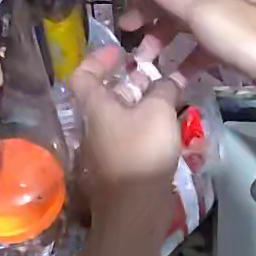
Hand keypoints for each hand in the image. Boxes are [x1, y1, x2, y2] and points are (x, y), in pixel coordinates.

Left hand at [68, 46, 182, 202]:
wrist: (136, 205)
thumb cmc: (142, 150)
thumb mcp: (158, 111)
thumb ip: (165, 90)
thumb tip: (171, 80)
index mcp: (95, 106)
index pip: (84, 74)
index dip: (98, 59)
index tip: (119, 51)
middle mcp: (95, 124)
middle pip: (107, 94)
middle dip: (130, 80)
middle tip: (154, 70)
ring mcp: (106, 145)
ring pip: (122, 114)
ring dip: (142, 101)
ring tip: (168, 93)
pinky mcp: (121, 163)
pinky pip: (131, 133)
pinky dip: (146, 122)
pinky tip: (168, 122)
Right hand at [128, 0, 255, 98]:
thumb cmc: (250, 36)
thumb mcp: (206, 10)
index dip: (143, 9)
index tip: (122, 29)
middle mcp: (221, 12)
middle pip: (181, 19)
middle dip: (156, 35)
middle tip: (137, 59)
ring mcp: (234, 37)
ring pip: (195, 41)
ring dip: (174, 53)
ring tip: (155, 73)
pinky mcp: (246, 61)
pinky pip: (212, 59)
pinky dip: (196, 66)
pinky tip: (187, 80)